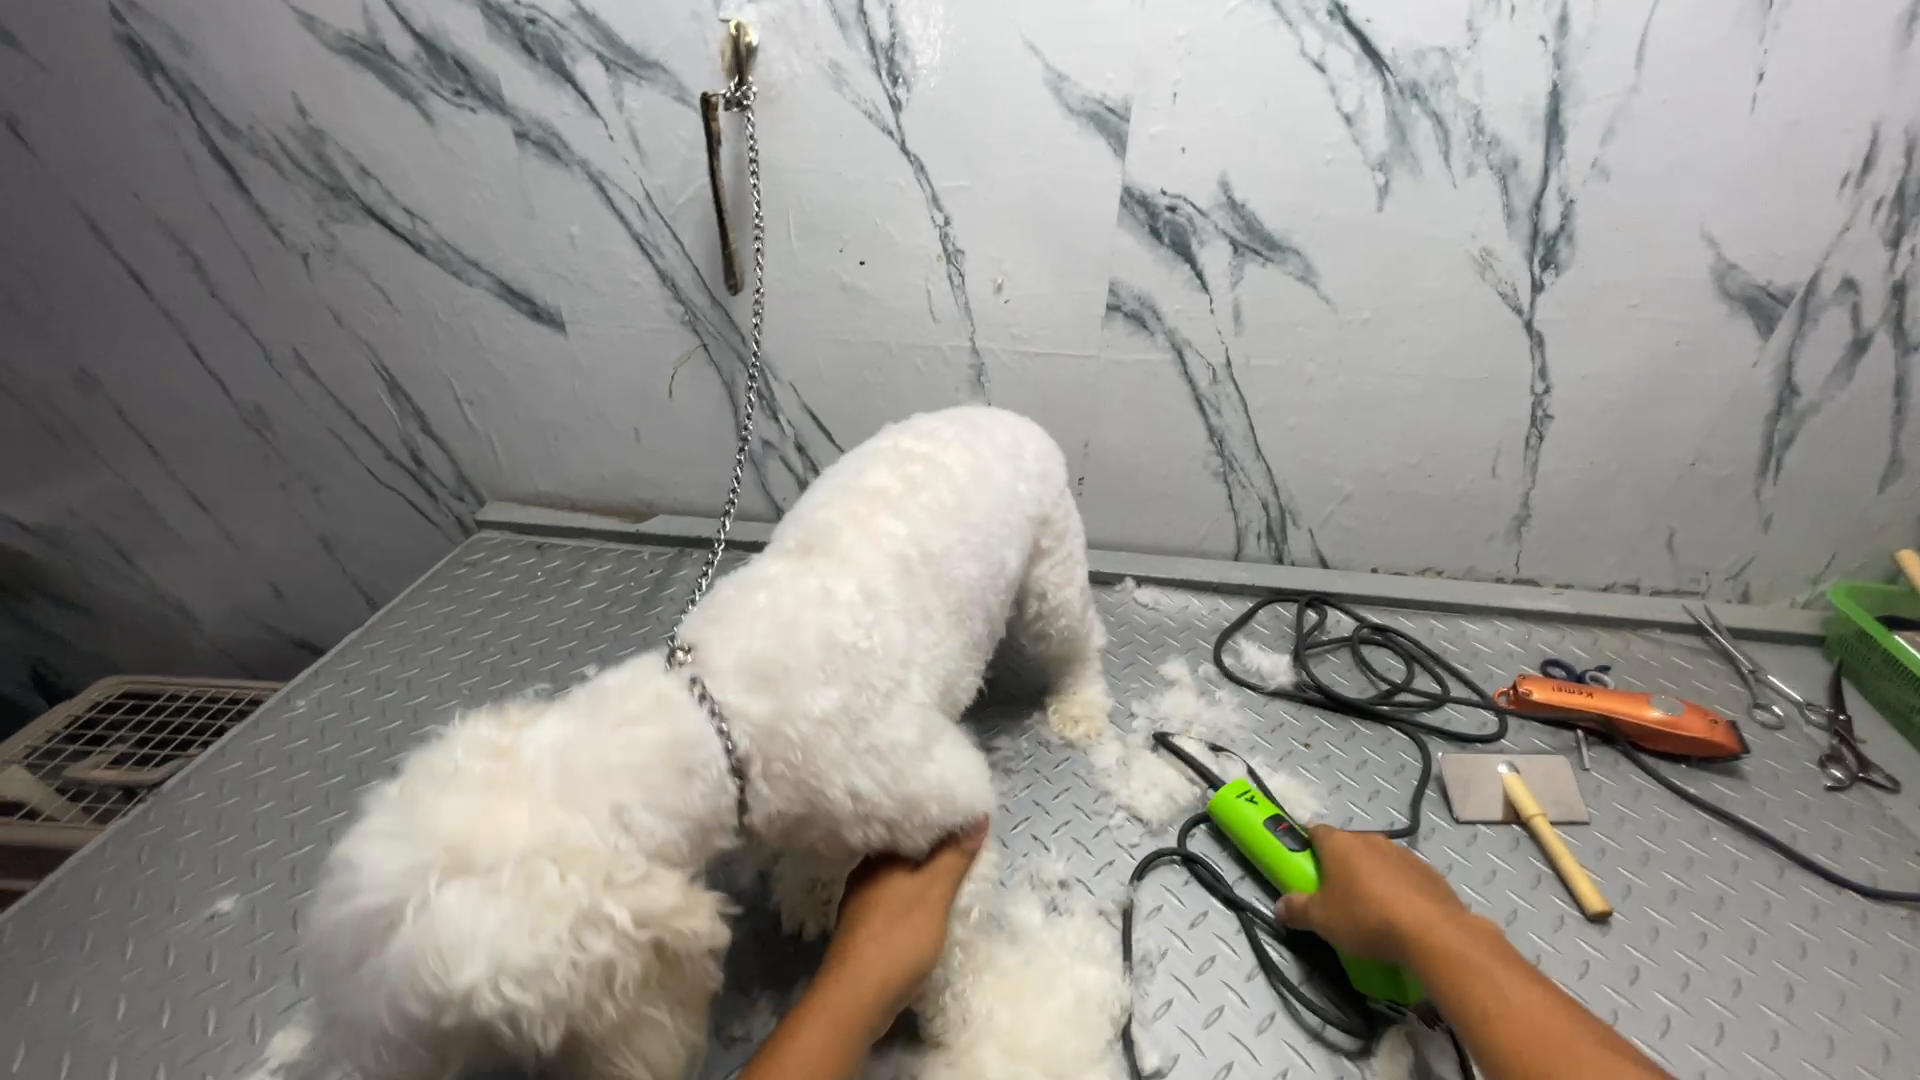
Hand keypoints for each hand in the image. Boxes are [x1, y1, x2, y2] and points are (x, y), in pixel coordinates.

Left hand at [819, 821, 988, 1028]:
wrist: (856, 999)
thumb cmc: (898, 937)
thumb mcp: (935, 892)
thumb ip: (955, 855)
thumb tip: (978, 816)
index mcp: (879, 857)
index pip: (910, 826)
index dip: (938, 822)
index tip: (965, 820)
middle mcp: (865, 874)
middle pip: (905, 854)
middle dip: (932, 851)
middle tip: (966, 846)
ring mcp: (861, 905)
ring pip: (899, 881)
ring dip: (922, 879)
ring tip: (953, 875)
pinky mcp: (864, 932)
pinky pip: (894, 905)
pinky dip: (913, 903)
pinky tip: (928, 910)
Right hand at [1276, 825, 1471, 967]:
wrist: (1436, 936)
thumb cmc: (1366, 919)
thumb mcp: (1321, 920)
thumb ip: (1296, 909)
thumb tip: (1278, 907)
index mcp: (1339, 844)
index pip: (1315, 831)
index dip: (1308, 844)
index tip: (1305, 863)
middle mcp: (1371, 840)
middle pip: (1349, 846)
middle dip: (1341, 864)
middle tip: (1337, 894)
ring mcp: (1404, 855)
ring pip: (1379, 860)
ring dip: (1373, 876)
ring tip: (1373, 909)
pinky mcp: (1432, 874)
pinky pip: (1407, 877)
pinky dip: (1401, 890)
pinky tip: (1403, 916)